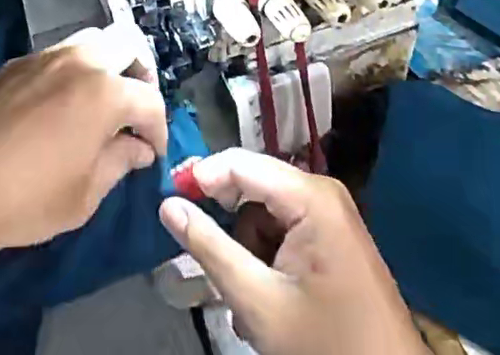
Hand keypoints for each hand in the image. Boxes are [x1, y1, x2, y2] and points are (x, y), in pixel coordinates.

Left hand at [0, 24, 167, 268]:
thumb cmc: (25, 199)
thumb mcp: (84, 195)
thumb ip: (119, 161)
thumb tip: (137, 147)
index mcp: (102, 92)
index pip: (149, 99)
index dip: (158, 129)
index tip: (151, 152)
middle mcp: (76, 61)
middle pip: (125, 44)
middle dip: (139, 75)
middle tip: (133, 112)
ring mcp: (42, 57)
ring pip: (90, 40)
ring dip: (106, 64)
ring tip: (100, 104)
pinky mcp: (14, 64)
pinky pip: (57, 53)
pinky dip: (74, 69)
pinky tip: (62, 104)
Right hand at [159, 149, 427, 354]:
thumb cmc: (326, 344)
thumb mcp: (258, 300)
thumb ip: (209, 247)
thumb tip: (167, 204)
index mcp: (310, 196)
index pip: (238, 163)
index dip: (199, 177)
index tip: (168, 200)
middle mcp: (321, 192)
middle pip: (250, 186)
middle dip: (227, 224)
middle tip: (206, 258)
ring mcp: (329, 215)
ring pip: (261, 212)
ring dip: (245, 248)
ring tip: (245, 297)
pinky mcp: (332, 237)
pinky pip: (281, 229)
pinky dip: (265, 257)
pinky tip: (265, 296)